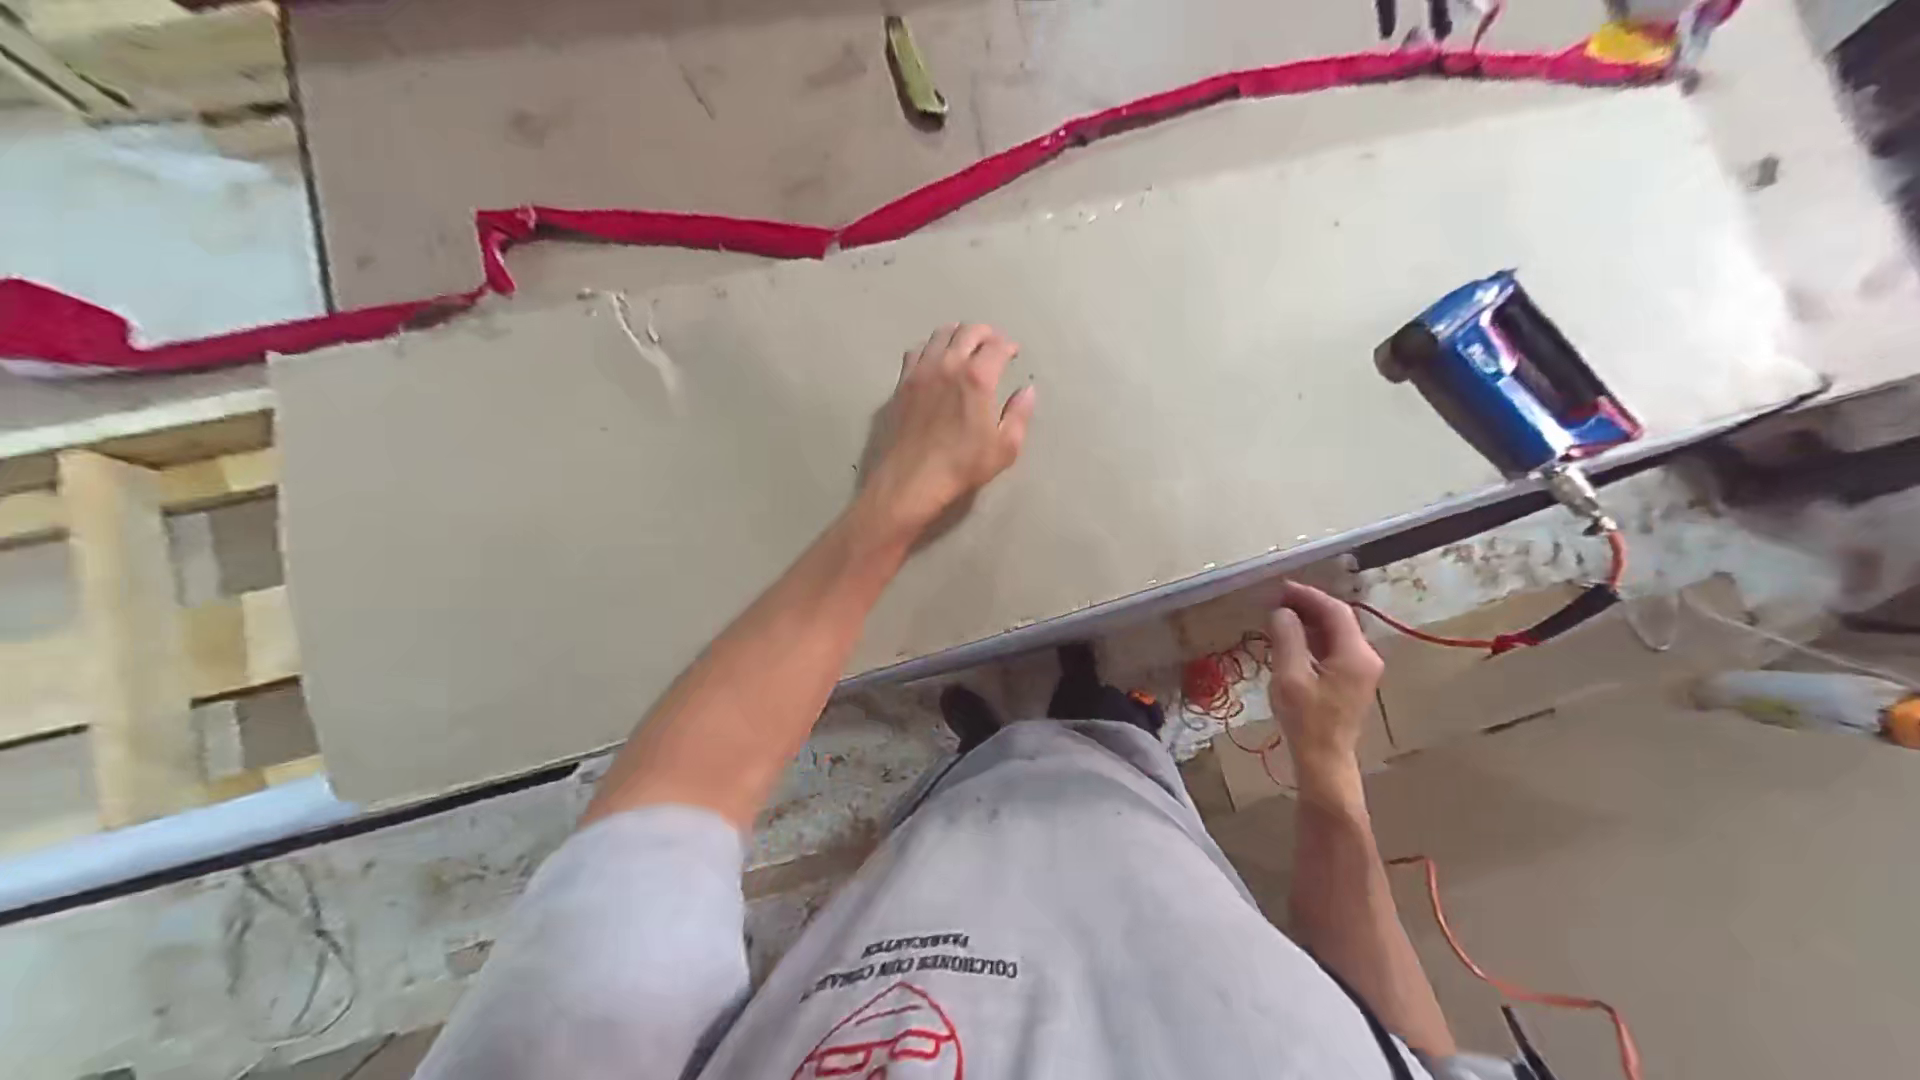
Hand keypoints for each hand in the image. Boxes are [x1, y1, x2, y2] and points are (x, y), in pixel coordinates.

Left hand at [856, 323, 1036, 543]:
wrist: (911, 480)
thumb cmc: (962, 466)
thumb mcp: (1004, 447)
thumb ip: (1019, 414)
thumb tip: (1027, 392)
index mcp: (977, 378)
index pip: (997, 346)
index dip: (1009, 345)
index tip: (1013, 352)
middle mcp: (948, 364)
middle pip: (968, 331)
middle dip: (986, 334)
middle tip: (993, 344)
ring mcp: (921, 371)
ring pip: (940, 335)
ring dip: (957, 335)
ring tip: (965, 346)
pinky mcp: (902, 382)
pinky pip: (916, 351)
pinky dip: (930, 348)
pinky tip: (934, 360)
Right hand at [1268, 581, 1384, 783]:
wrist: (1323, 759)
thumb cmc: (1306, 720)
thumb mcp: (1290, 676)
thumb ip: (1287, 638)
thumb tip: (1282, 612)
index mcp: (1355, 654)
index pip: (1334, 611)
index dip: (1308, 595)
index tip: (1280, 588)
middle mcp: (1365, 657)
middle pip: (1338, 619)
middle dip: (1308, 605)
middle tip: (1276, 598)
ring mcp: (1361, 670)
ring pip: (1335, 633)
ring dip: (1309, 620)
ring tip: (1279, 613)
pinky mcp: (1351, 680)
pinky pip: (1333, 647)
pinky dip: (1312, 636)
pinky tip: (1291, 636)